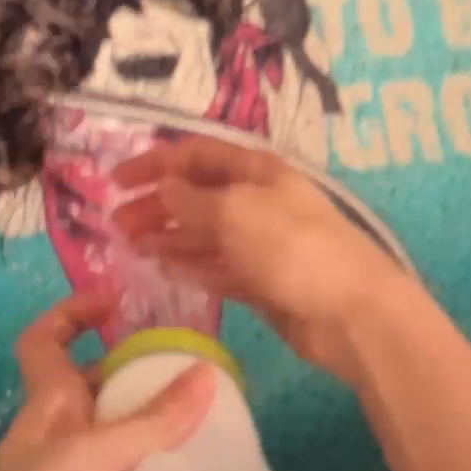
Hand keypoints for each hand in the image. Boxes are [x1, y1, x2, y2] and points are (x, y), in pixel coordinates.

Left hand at [0, 295, 216, 470]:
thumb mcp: (90, 454)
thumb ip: (148, 423)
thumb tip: (206, 375)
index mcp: (51, 399)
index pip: (47, 338)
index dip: (72, 312)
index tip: (116, 301)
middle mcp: (62, 432)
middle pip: (98, 391)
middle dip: (139, 381)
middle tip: (189, 375)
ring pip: (120, 447)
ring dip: (156, 441)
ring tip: (209, 432)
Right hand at [112, 138, 407, 375]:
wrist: (354, 314)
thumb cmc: (292, 246)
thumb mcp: (234, 212)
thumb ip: (191, 200)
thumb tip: (163, 187)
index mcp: (254, 171)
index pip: (193, 155)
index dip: (153, 163)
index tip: (115, 179)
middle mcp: (254, 201)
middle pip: (194, 195)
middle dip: (155, 204)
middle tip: (117, 223)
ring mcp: (259, 243)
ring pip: (201, 233)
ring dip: (166, 235)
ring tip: (131, 245)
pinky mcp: (261, 281)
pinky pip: (216, 266)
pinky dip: (189, 264)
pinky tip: (164, 267)